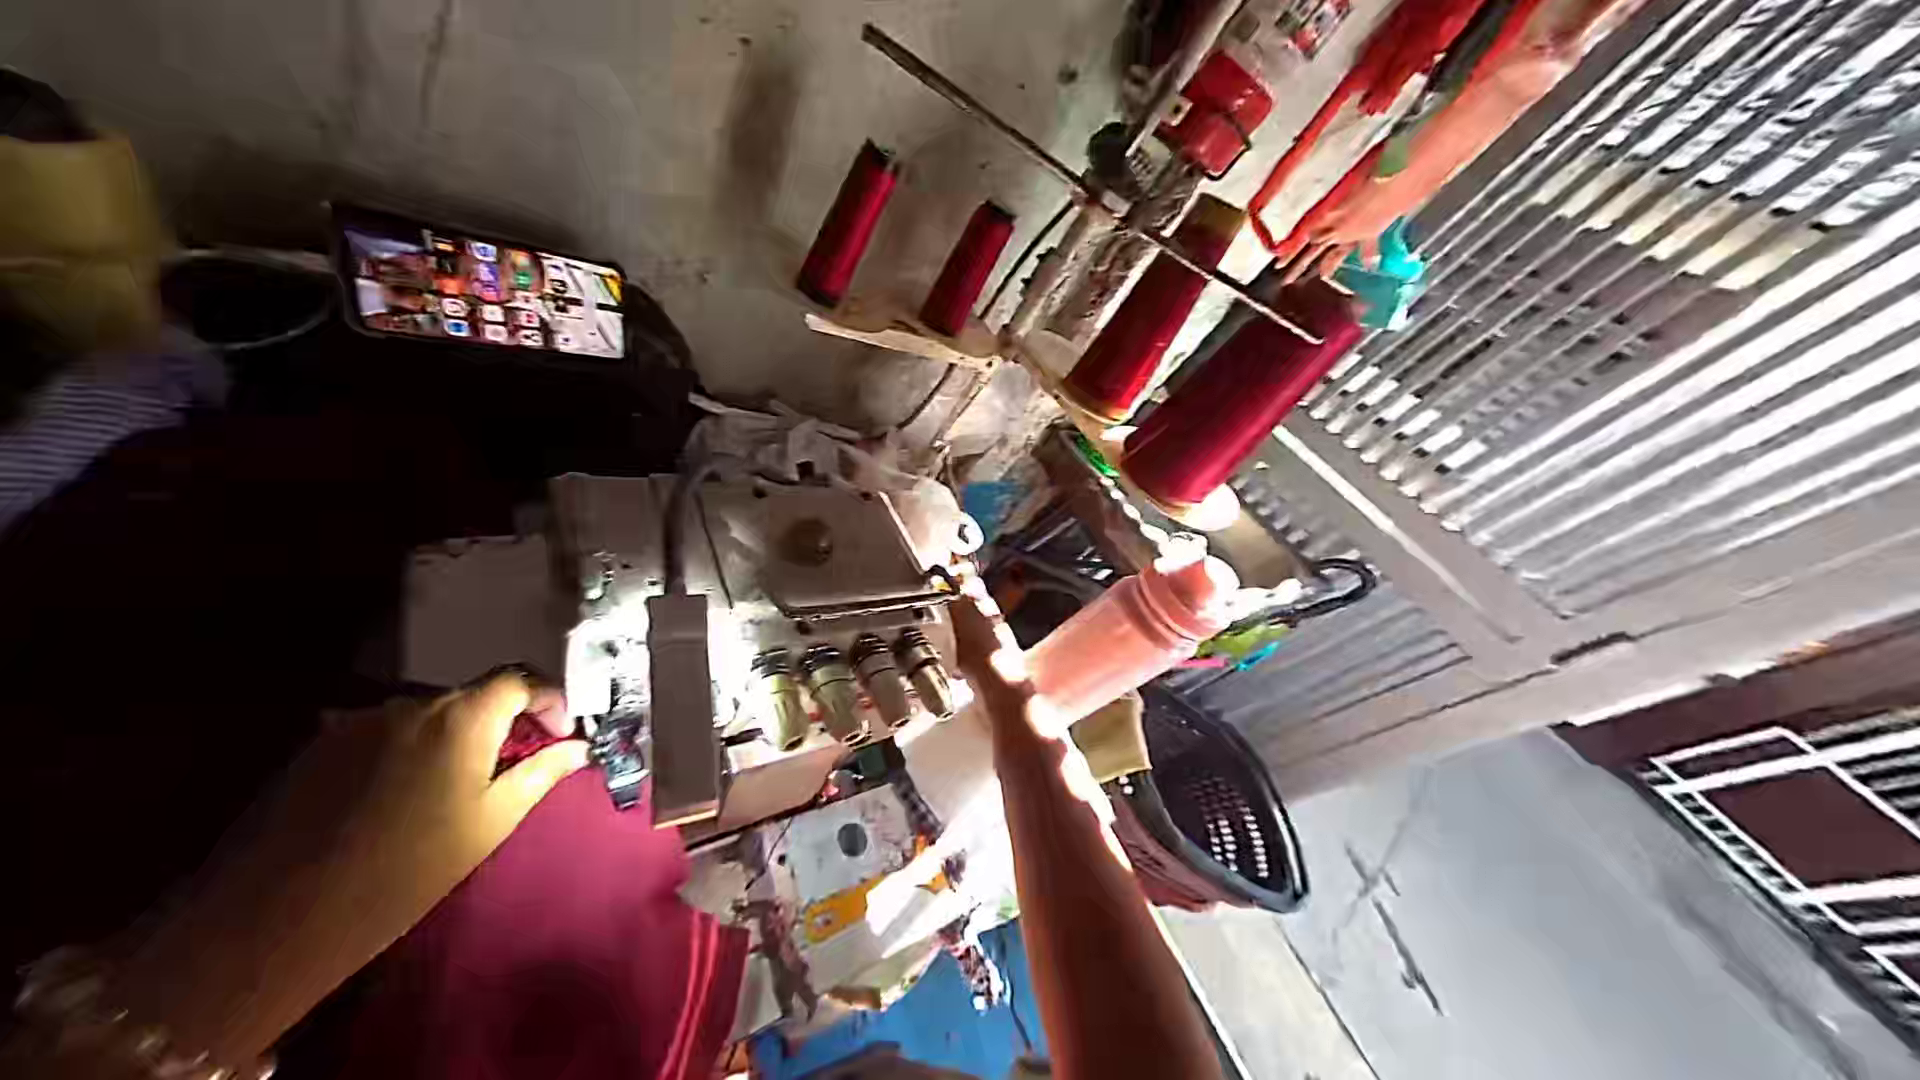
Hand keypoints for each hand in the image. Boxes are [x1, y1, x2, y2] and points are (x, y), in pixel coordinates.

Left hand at [107, 672, 586, 1064]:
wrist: (274, 921)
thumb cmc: (407, 869)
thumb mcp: (491, 822)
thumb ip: (541, 772)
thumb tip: (580, 747)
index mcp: (461, 717)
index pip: (521, 678)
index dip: (550, 698)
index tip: (560, 732)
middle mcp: (412, 704)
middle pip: (475, 694)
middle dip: (505, 719)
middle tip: (515, 761)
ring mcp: (360, 720)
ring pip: (431, 713)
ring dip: (457, 734)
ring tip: (455, 782)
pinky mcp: (322, 744)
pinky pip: (387, 730)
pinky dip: (413, 746)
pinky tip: (403, 791)